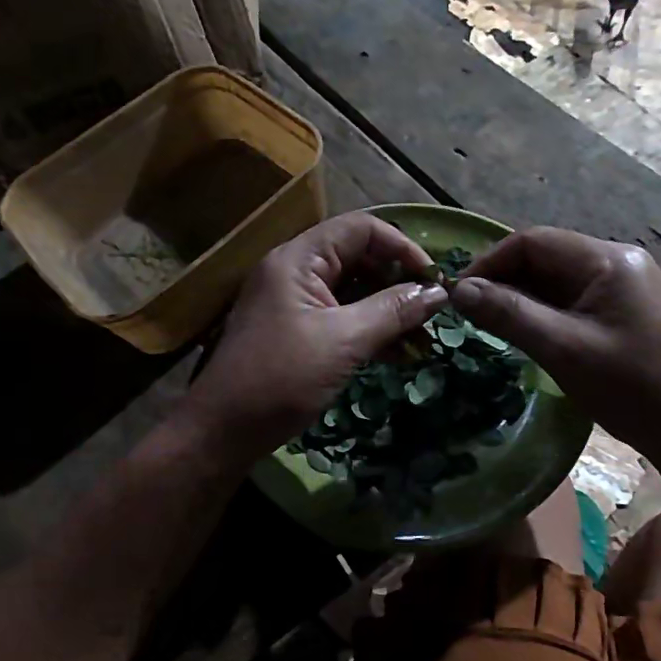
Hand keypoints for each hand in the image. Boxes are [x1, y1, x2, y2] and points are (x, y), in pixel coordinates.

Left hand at [187, 212, 448, 456]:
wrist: (223, 431)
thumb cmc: (281, 379)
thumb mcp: (344, 341)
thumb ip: (393, 310)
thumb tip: (438, 293)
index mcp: (298, 259)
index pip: (361, 229)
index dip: (402, 247)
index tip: (433, 280)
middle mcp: (296, 271)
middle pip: (359, 257)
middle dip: (399, 281)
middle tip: (431, 312)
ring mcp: (295, 302)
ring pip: (353, 290)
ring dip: (389, 309)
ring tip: (422, 337)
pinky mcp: (298, 331)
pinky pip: (342, 317)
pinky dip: (370, 329)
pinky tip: (398, 353)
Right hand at [450, 227, 660, 450]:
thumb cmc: (632, 389)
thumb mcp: (563, 350)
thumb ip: (509, 314)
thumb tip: (459, 290)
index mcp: (608, 259)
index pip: (533, 241)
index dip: (490, 262)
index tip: (458, 294)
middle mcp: (619, 261)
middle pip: (546, 257)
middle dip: (505, 281)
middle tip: (470, 315)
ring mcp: (625, 285)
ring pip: (558, 280)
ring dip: (523, 298)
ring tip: (492, 326)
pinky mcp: (626, 309)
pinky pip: (575, 299)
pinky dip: (545, 312)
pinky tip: (528, 334)